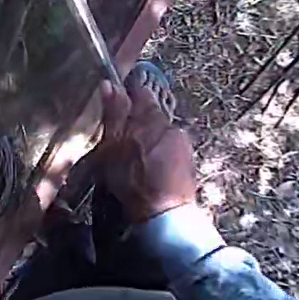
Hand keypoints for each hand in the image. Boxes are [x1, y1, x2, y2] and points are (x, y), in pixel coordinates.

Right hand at [97, 79, 197, 221]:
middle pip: (152, 113)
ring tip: (135, 156)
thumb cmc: (132, 178)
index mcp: (151, 116)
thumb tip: (109, 84)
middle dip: (137, 120)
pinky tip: (149, 168)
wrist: (164, 215)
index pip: (140, 91)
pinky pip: (170, 149)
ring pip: (161, 132)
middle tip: (121, 136)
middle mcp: (171, 125)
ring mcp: (183, 144)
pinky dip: (159, 153)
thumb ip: (113, 114)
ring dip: (149, 138)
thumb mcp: (112, 144)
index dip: (127, 95)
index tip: (116, 103)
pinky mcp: (189, 162)